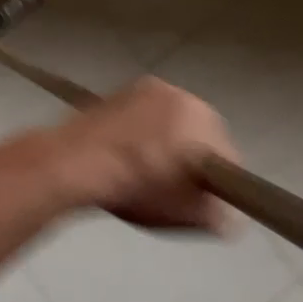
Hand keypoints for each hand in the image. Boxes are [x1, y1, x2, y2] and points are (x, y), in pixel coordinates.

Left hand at [50, 77, 236, 233]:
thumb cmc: (139, 185)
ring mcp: (140, 87)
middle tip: (178, 187)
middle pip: (200, 134)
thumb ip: (222, 214)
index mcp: (202, 115)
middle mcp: (174, 92)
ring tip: (152, 172)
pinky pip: (143, 116)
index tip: (206, 200)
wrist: (74, 161)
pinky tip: (131, 156)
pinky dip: (143, 132)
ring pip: (170, 123)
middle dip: (193, 158)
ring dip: (167, 143)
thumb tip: (225, 213)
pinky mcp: (113, 92)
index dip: (220, 184)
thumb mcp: (193, 214)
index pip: (228, 157)